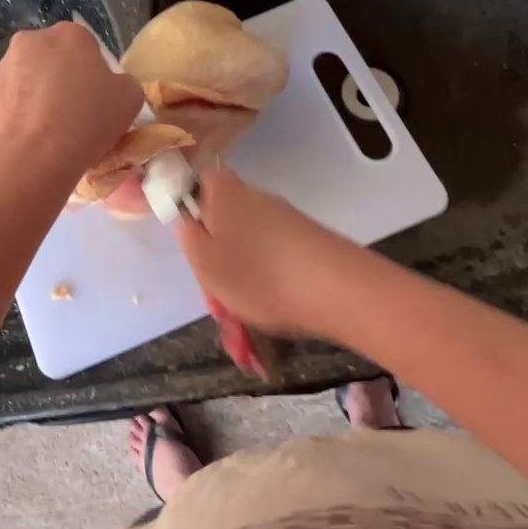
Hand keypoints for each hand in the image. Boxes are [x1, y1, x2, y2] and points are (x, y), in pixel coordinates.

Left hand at [0, 22, 143, 182]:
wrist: (29, 158)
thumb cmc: (85, 121)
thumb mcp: (129, 99)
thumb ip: (123, 83)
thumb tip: (110, 86)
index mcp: (70, 34)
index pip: (88, 48)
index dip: (95, 75)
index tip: (98, 102)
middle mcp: (32, 40)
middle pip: (56, 60)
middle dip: (65, 81)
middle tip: (76, 116)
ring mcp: (5, 66)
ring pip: (33, 79)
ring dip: (42, 97)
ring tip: (52, 131)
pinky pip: (15, 100)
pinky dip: (24, 114)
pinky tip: (34, 138)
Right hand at [174, 167, 374, 338]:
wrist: (338, 290)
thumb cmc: (258, 274)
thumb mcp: (205, 262)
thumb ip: (189, 237)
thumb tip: (188, 219)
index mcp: (225, 195)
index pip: (201, 184)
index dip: (192, 210)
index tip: (192, 246)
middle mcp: (256, 201)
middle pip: (225, 228)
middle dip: (219, 273)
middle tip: (221, 311)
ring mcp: (286, 224)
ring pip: (250, 258)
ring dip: (243, 298)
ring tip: (246, 344)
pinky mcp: (309, 247)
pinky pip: (276, 270)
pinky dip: (269, 299)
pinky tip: (269, 338)